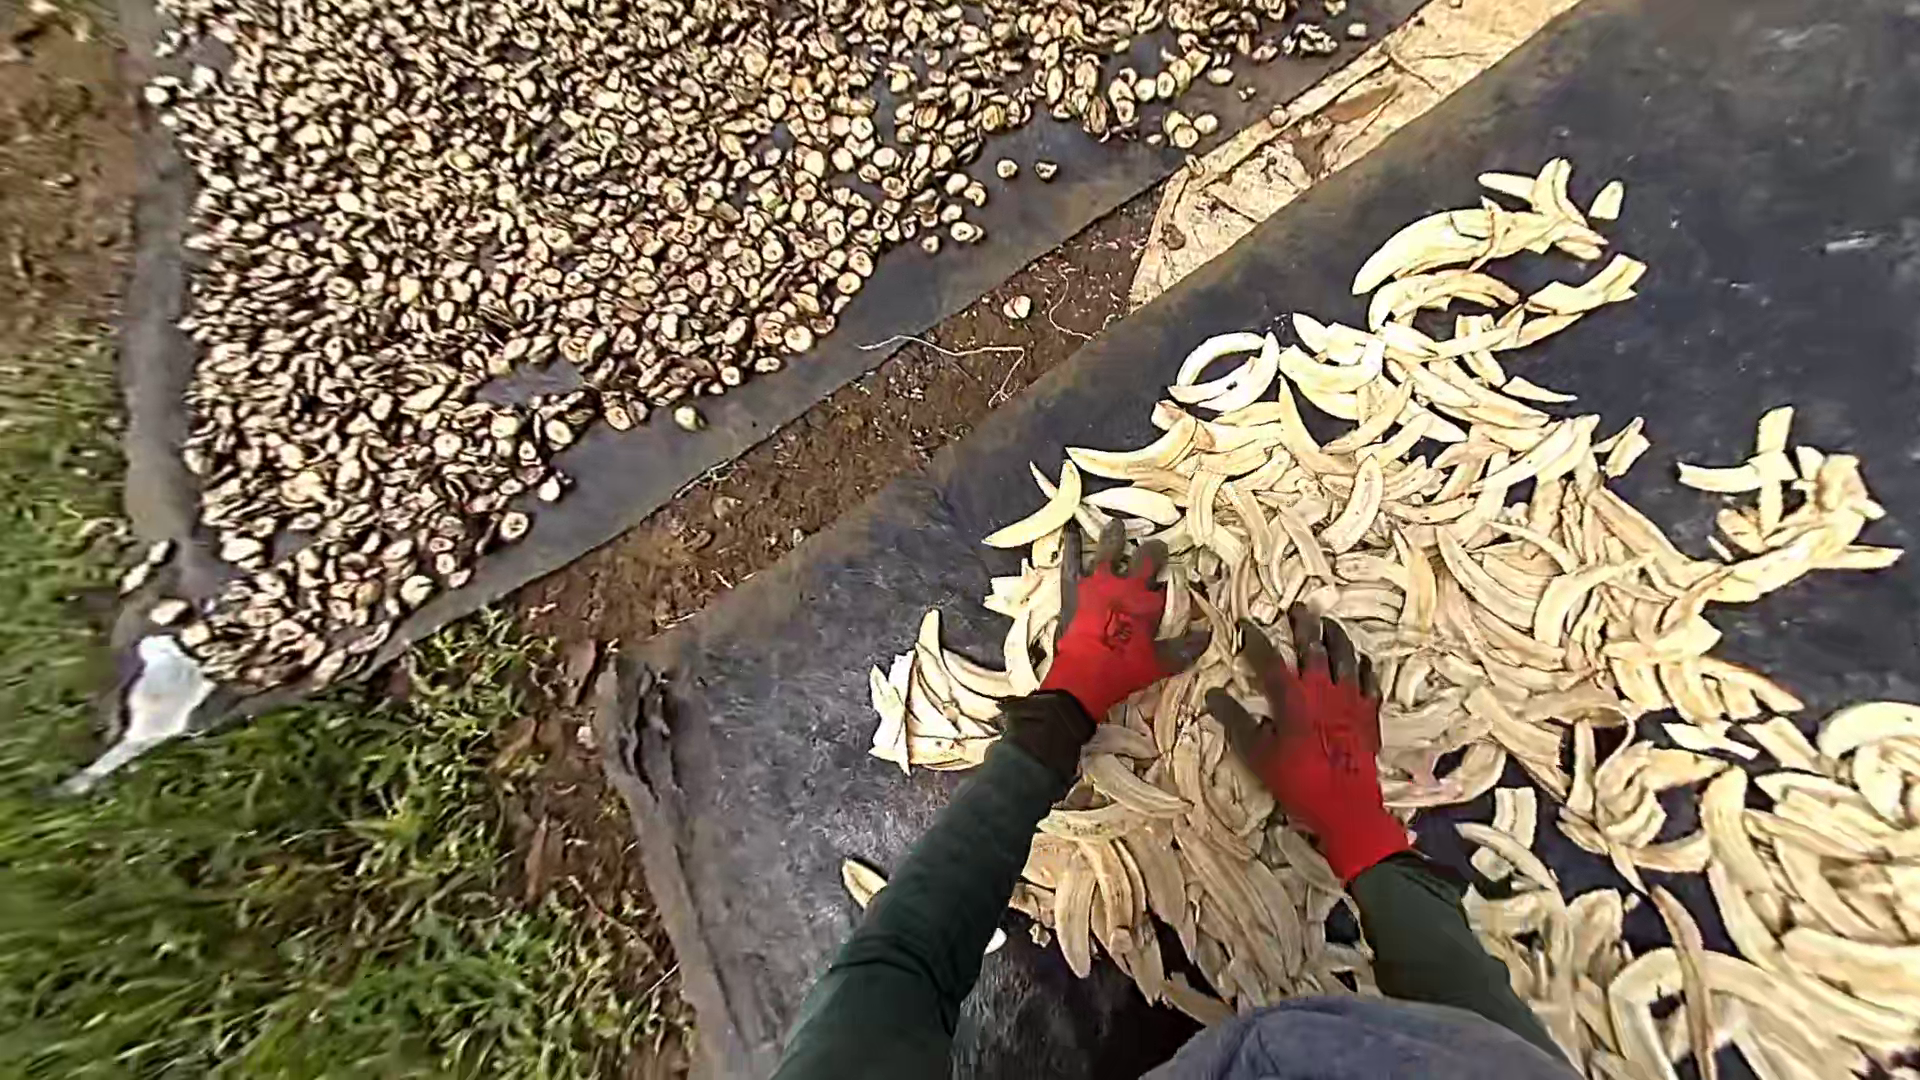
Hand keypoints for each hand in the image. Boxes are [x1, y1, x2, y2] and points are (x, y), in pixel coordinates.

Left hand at [1040, 520, 1209, 718]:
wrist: (1084, 674)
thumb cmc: (1124, 669)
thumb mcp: (1161, 663)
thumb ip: (1185, 648)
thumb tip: (1207, 635)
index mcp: (1149, 601)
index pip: (1167, 584)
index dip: (1173, 580)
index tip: (1175, 577)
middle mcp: (1126, 585)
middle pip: (1144, 559)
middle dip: (1152, 551)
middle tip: (1156, 547)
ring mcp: (1097, 583)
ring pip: (1108, 552)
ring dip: (1115, 537)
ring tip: (1116, 525)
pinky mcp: (1073, 587)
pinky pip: (1071, 561)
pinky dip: (1071, 546)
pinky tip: (1070, 531)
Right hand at [1205, 606, 1408, 882]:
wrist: (1348, 810)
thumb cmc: (1298, 781)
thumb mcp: (1258, 754)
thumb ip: (1236, 721)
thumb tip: (1213, 695)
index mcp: (1291, 698)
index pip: (1269, 660)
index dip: (1255, 639)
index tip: (1245, 624)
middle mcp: (1322, 691)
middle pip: (1313, 648)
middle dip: (1304, 625)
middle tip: (1298, 607)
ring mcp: (1350, 701)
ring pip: (1345, 658)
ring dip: (1336, 637)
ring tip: (1329, 623)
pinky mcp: (1369, 716)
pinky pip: (1370, 682)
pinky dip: (1364, 667)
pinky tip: (1360, 659)